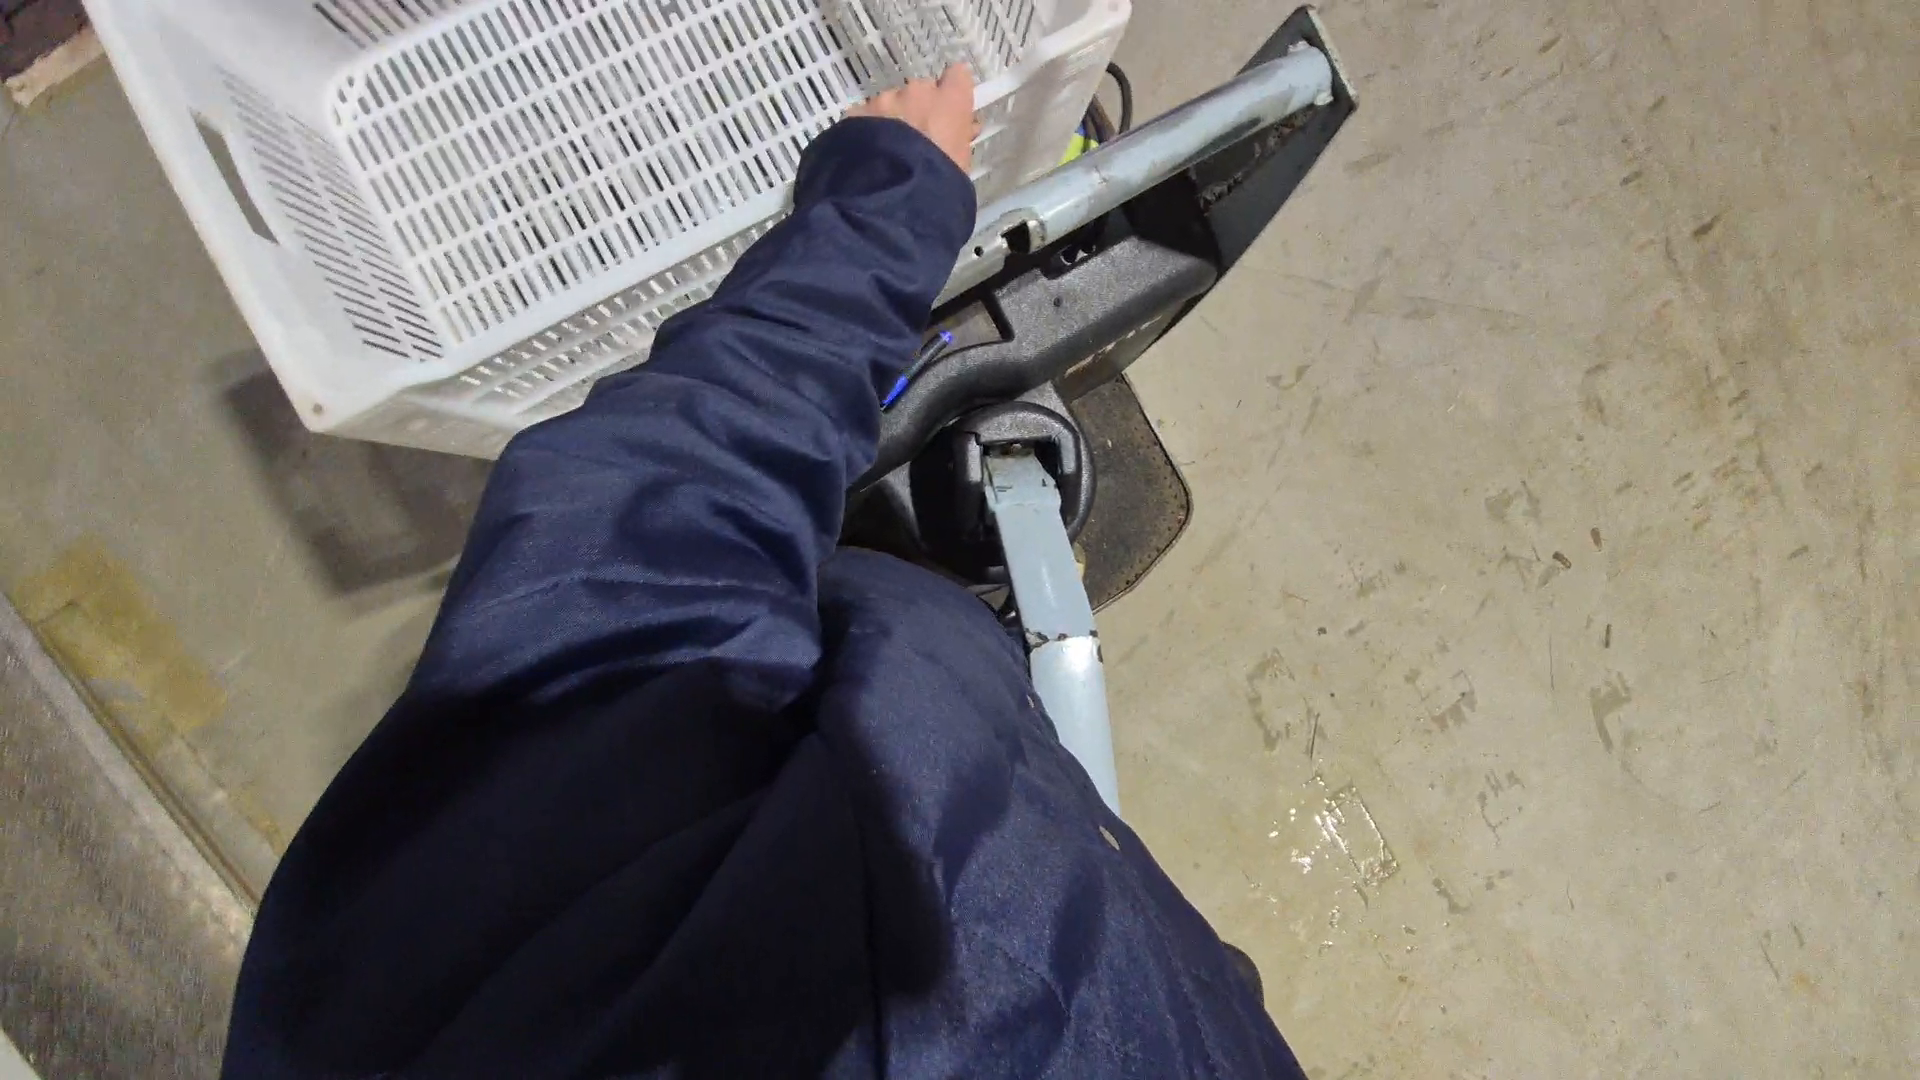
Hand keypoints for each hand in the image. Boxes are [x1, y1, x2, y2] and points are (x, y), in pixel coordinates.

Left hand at [848, 64, 979, 173]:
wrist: (896, 198)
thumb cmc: (939, 183)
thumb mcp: (961, 164)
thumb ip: (961, 139)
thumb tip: (964, 130)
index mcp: (949, 101)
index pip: (957, 76)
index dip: (953, 92)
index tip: (950, 111)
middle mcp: (917, 91)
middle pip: (921, 91)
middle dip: (920, 109)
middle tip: (917, 140)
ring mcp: (885, 100)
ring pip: (891, 103)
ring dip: (892, 120)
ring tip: (889, 153)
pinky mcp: (858, 113)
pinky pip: (866, 117)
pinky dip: (868, 131)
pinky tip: (868, 155)